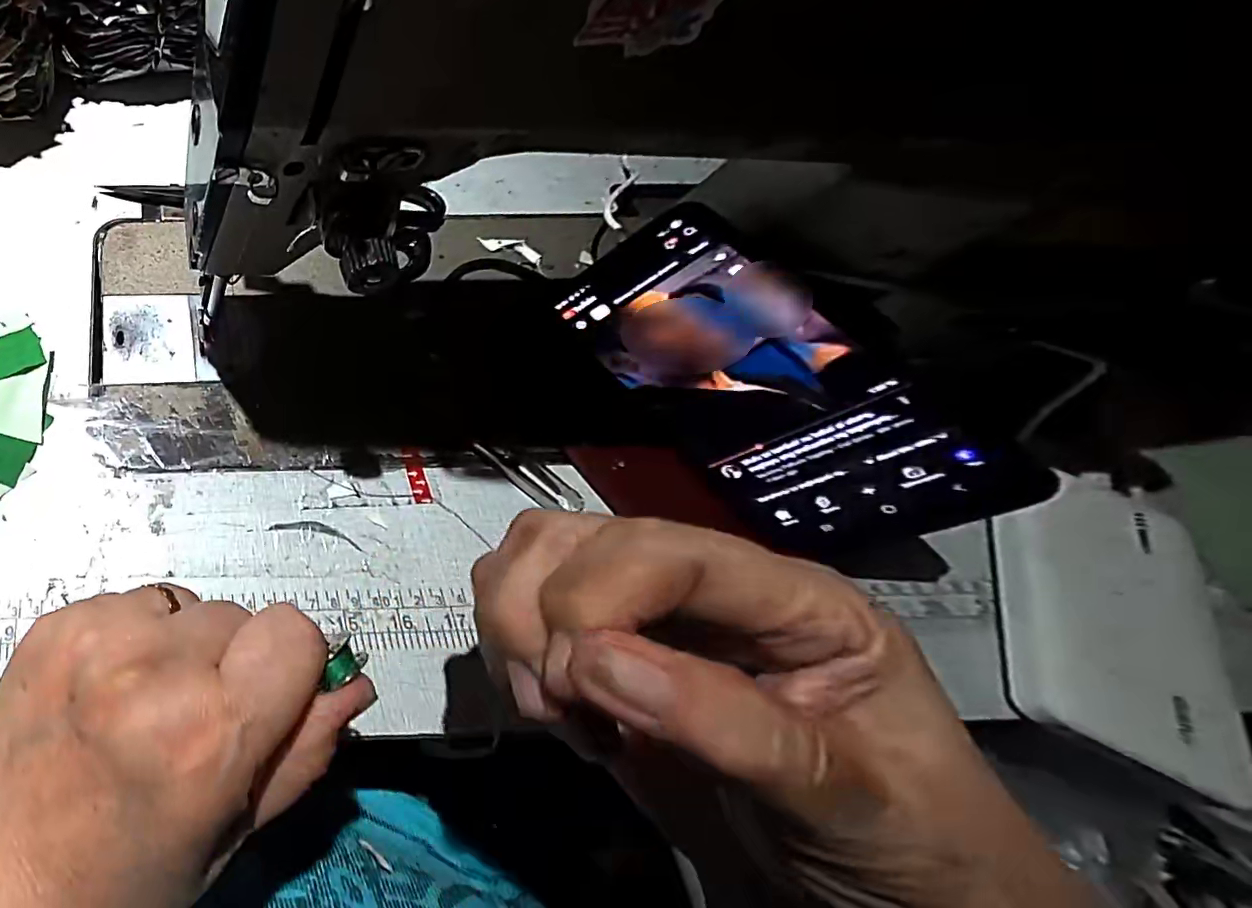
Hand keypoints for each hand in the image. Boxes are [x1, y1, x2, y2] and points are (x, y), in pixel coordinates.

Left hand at [0, 585, 375, 907]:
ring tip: (146, 702)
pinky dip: (138, 637)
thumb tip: (353, 685)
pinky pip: (138, 603)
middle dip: (234, 659)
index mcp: (206, 734)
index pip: (297, 632)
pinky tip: (110, 687)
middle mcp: (153, 672)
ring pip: (192, 604)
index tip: (271, 692)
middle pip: (244, 615)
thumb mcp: (229, 832)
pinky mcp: (61, 620)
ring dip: (184, 644)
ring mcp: (99, 637)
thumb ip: (304, 752)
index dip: (293, 664)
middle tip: (196, 715)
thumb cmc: (115, 876)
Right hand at [472, 512, 1089, 907]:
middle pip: (577, 537)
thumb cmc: (902, 839)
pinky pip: (517, 599)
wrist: (885, 884)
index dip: (598, 597)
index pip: (663, 550)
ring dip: (514, 625)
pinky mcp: (599, 633)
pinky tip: (553, 705)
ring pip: (533, 552)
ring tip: (554, 704)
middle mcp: (699, 576)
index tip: (577, 682)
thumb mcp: (847, 796)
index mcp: (785, 593)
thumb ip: (729, 727)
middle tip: (564, 704)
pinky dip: (508, 646)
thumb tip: (593, 663)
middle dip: (543, 618)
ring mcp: (642, 600)